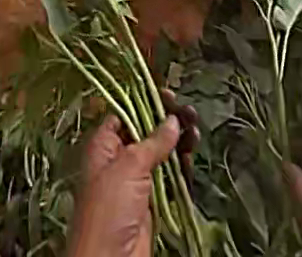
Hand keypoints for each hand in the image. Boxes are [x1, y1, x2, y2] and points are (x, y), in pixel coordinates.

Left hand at [65, 115, 183, 256]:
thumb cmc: (111, 205)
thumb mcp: (130, 166)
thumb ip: (154, 141)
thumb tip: (173, 120)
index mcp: (105, 144)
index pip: (125, 112)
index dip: (146, 101)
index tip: (169, 95)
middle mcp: (119, 158)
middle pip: (147, 130)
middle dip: (168, 121)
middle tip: (190, 113)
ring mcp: (136, 179)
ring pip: (161, 152)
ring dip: (179, 141)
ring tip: (196, 132)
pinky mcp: (151, 199)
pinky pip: (169, 175)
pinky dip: (181, 165)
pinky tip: (191, 155)